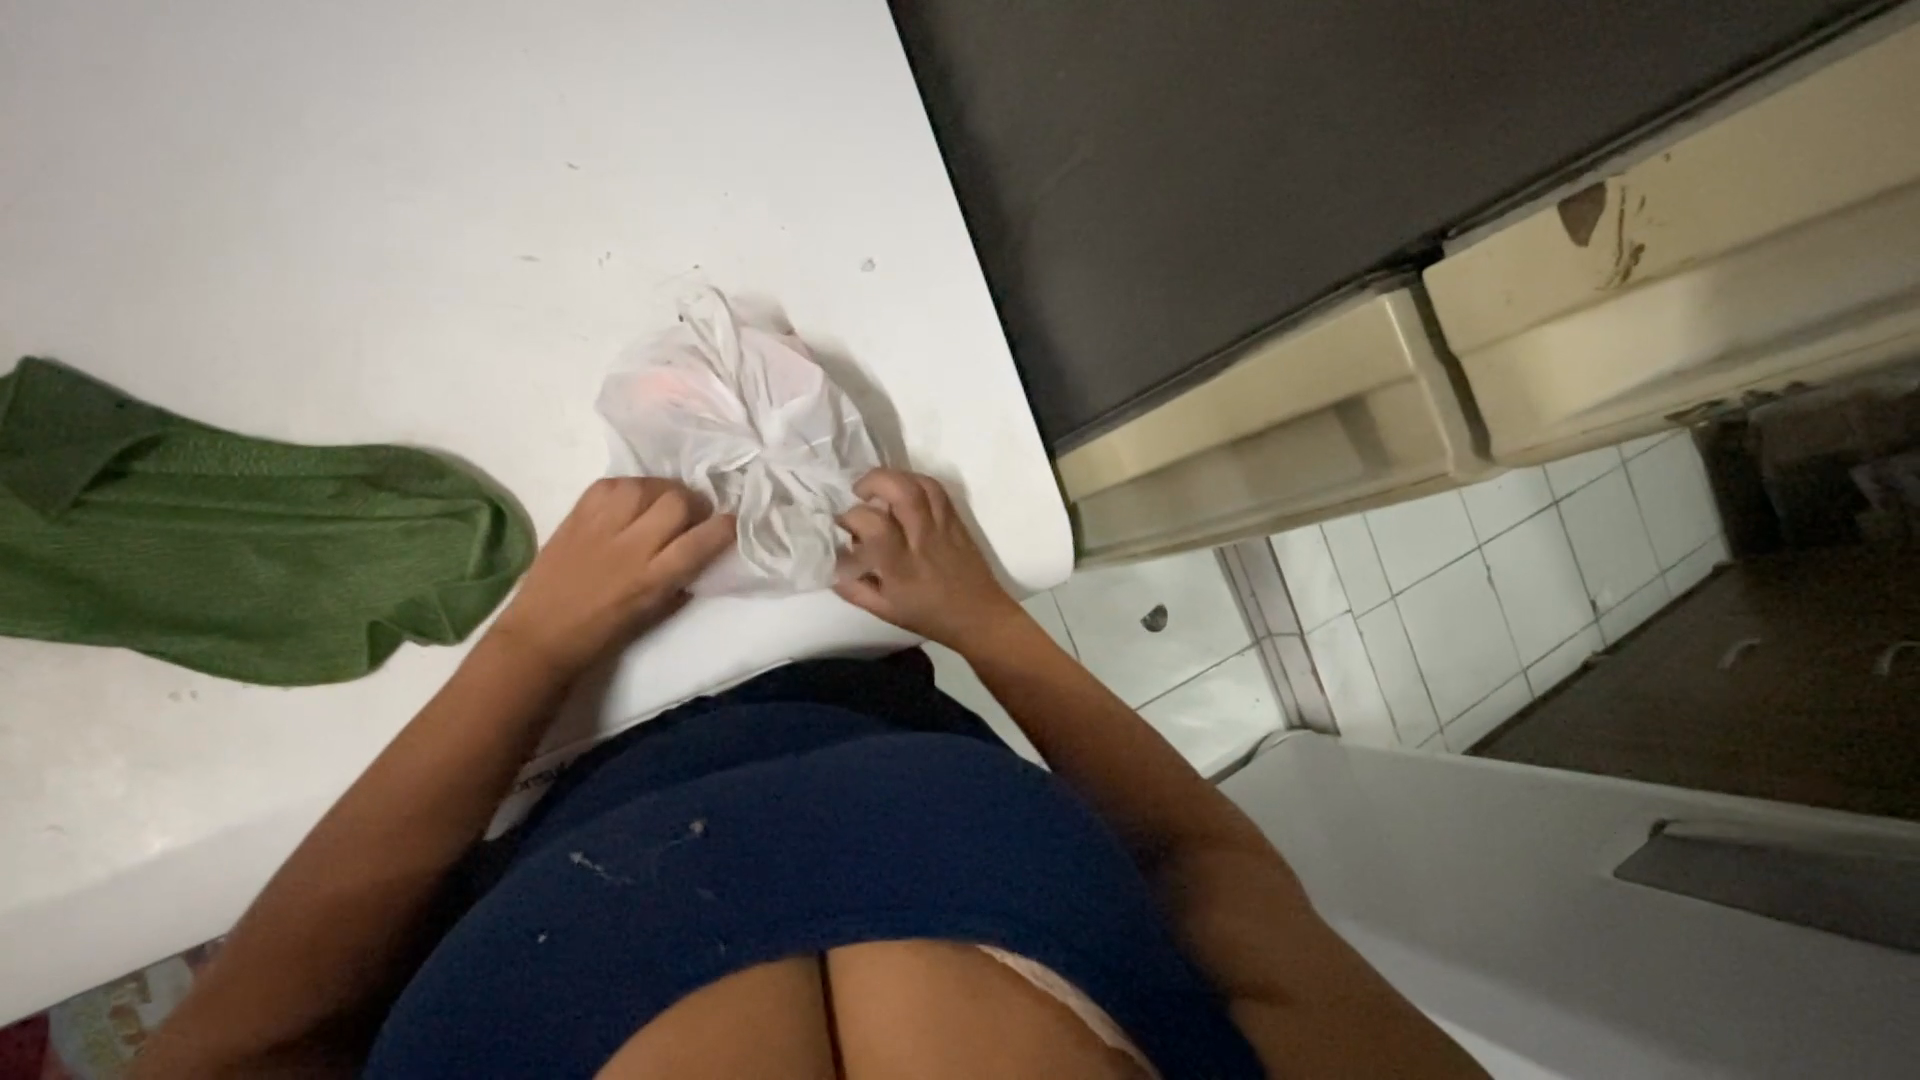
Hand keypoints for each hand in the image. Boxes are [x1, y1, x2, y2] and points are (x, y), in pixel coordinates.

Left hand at [490, 478, 734, 674]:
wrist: (540, 635)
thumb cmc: (604, 634)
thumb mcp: (656, 614)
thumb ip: (682, 580)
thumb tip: (703, 552)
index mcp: (654, 580)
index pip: (703, 539)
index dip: (726, 526)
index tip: (730, 524)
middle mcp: (631, 548)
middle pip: (678, 501)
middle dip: (695, 503)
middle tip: (693, 514)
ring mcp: (601, 528)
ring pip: (646, 485)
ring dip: (663, 490)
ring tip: (662, 503)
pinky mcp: (576, 516)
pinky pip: (611, 484)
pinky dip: (629, 487)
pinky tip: (631, 500)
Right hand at [834, 468, 1022, 649]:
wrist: (979, 616)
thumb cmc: (929, 616)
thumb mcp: (884, 611)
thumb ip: (854, 589)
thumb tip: (832, 565)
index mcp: (901, 566)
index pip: (874, 525)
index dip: (851, 516)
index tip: (843, 524)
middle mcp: (923, 540)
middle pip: (902, 491)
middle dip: (874, 480)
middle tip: (859, 492)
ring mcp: (944, 527)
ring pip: (922, 484)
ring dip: (896, 477)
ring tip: (881, 488)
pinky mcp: (958, 521)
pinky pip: (938, 490)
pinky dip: (916, 482)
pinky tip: (904, 492)